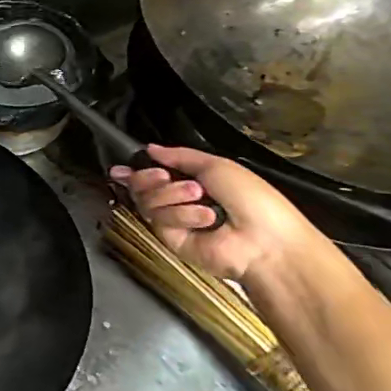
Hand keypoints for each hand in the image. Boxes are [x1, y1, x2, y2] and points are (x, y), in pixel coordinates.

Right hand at [110, 145, 338, 290]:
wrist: (266, 242)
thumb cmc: (256, 203)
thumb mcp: (218, 165)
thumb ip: (180, 155)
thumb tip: (150, 149)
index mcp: (194, 179)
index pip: (153, 171)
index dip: (136, 169)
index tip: (124, 167)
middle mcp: (180, 199)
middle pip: (141, 184)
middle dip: (149, 177)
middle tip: (165, 177)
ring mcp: (174, 219)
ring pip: (146, 199)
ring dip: (171, 195)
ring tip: (198, 198)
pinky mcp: (170, 237)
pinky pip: (158, 218)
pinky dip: (180, 214)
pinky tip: (203, 219)